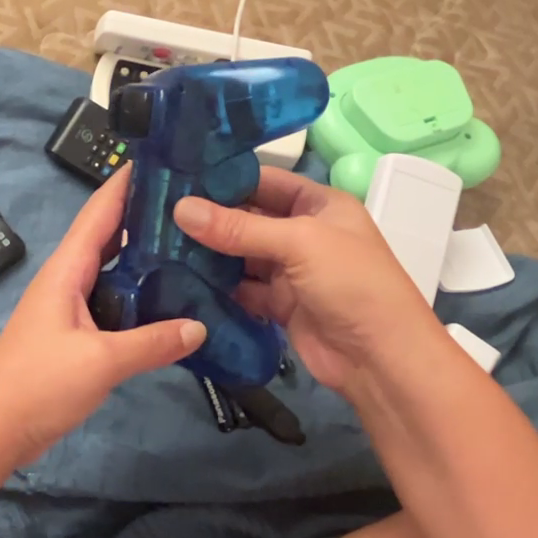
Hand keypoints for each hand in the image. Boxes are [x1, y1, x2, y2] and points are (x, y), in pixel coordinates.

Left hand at [0, 166, 205, 461]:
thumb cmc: (38, 384)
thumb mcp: (101, 362)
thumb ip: (152, 342)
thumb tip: (200, 327)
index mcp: (67, 270)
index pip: (100, 213)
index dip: (127, 183)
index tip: (165, 159)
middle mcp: (67, 279)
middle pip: (108, 236)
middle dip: (144, 215)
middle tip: (193, 203)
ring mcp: (69, 307)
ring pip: (111, 269)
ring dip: (143, 255)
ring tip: (191, 244)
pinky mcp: (74, 333)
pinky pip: (112, 300)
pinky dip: (138, 293)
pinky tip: (167, 300)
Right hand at [172, 168, 439, 393]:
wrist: (381, 359)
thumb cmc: (351, 284)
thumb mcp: (298, 244)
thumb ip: (238, 228)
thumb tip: (180, 209)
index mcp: (319, 204)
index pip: (264, 180)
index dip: (225, 178)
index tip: (177, 178)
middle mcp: (304, 233)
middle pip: (248, 218)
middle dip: (209, 218)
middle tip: (157, 214)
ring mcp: (291, 271)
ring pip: (241, 255)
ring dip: (208, 253)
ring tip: (160, 245)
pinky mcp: (280, 305)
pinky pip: (242, 288)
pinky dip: (218, 286)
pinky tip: (182, 280)